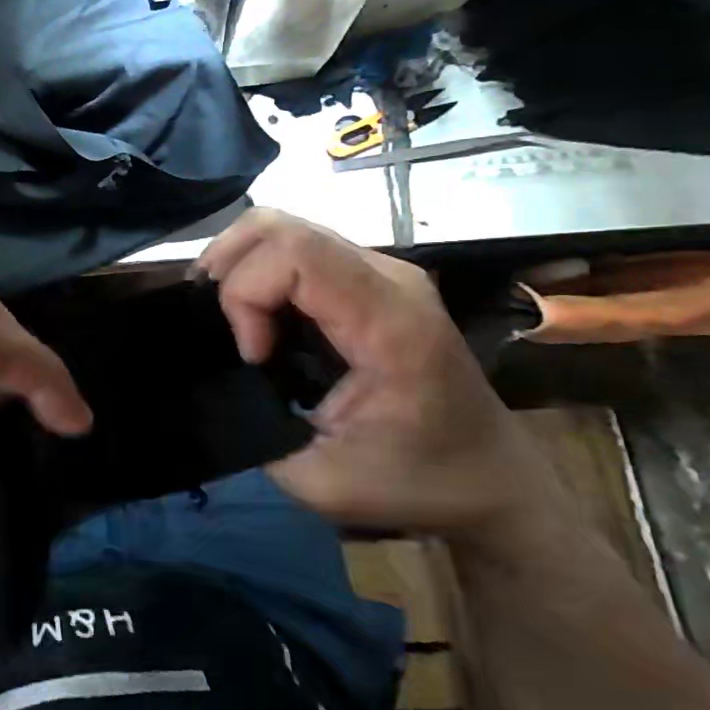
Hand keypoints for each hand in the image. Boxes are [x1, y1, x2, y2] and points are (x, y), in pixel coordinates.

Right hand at [196, 210, 569, 544]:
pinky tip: (256, 318)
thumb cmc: (415, 483)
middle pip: (283, 227)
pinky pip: (301, 252)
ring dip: (243, 269)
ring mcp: (384, 272)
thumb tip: (222, 382)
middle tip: (219, 325)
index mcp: (388, 322)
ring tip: (233, 324)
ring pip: (288, 231)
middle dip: (230, 268)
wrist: (490, 478)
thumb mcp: (322, 481)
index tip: (252, 357)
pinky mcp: (373, 281)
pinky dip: (262, 275)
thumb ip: (259, 428)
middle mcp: (389, 278)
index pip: (294, 253)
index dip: (246, 294)